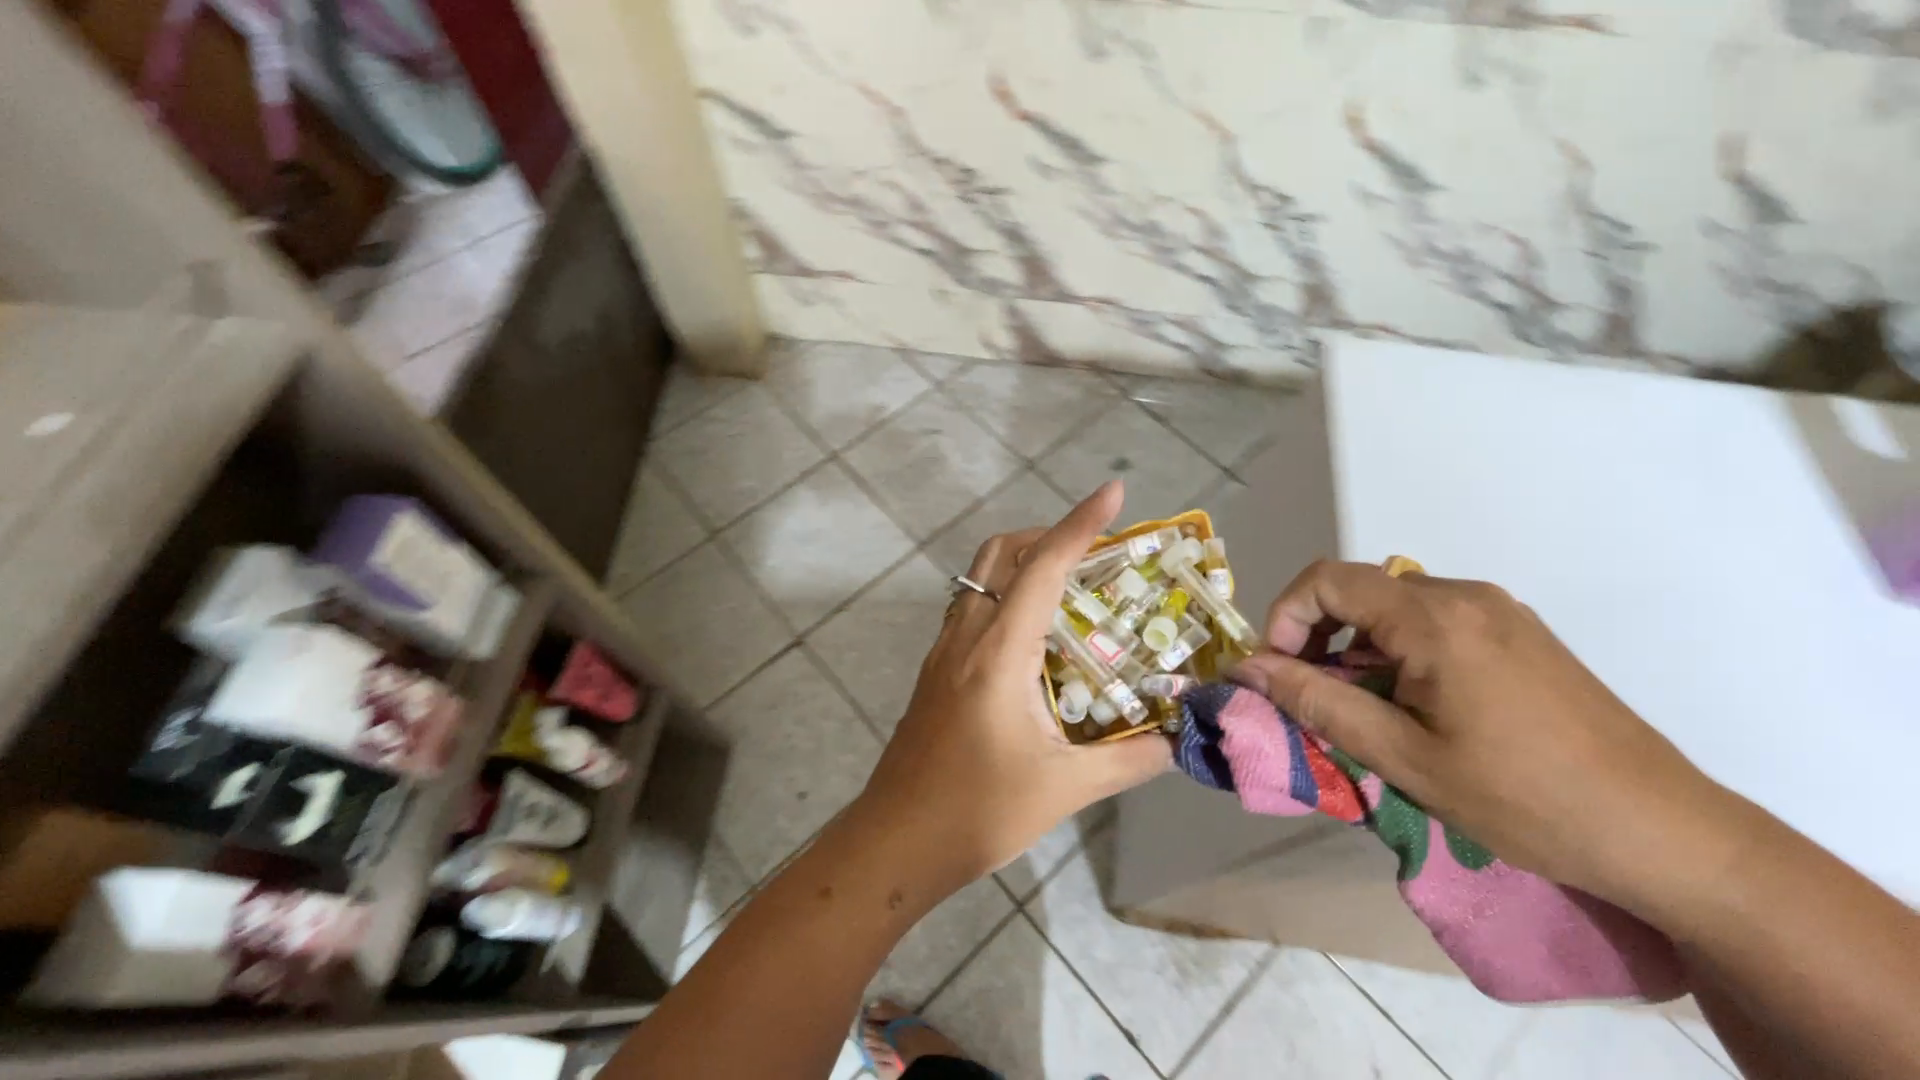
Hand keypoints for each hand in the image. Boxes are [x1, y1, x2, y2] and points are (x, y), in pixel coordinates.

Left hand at [858, 481, 1169, 885]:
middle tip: (1097, 556)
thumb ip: (1128, 760)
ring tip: (1075, 594)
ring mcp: (943, 654)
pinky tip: (1039, 644)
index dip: (1079, 524)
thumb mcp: (1065, 788)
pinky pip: (973, 612)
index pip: (1043, 567)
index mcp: (998, 653)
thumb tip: (1178, 742)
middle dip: (1047, 536)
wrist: (896, 842)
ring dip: (1024, 567)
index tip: (1112, 492)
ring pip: (981, 581)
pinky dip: (1008, 601)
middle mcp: (965, 638)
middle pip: (1000, 555)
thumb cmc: (977, 812)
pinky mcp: (935, 674)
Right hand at [1230, 561, 1731, 904]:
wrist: (1660, 830)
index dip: (1285, 618)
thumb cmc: (1520, 798)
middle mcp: (1467, 595)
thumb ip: (1316, 701)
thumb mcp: (1401, 756)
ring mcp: (1502, 612)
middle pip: (1361, 590)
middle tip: (1314, 698)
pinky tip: (1418, 707)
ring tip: (1366, 710)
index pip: (1327, 580)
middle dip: (1319, 636)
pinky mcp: (1524, 635)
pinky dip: (1401, 651)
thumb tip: (1246, 667)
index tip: (1279, 674)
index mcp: (1435, 617)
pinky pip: (1438, 622)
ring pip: (1397, 607)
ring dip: (1360, 647)